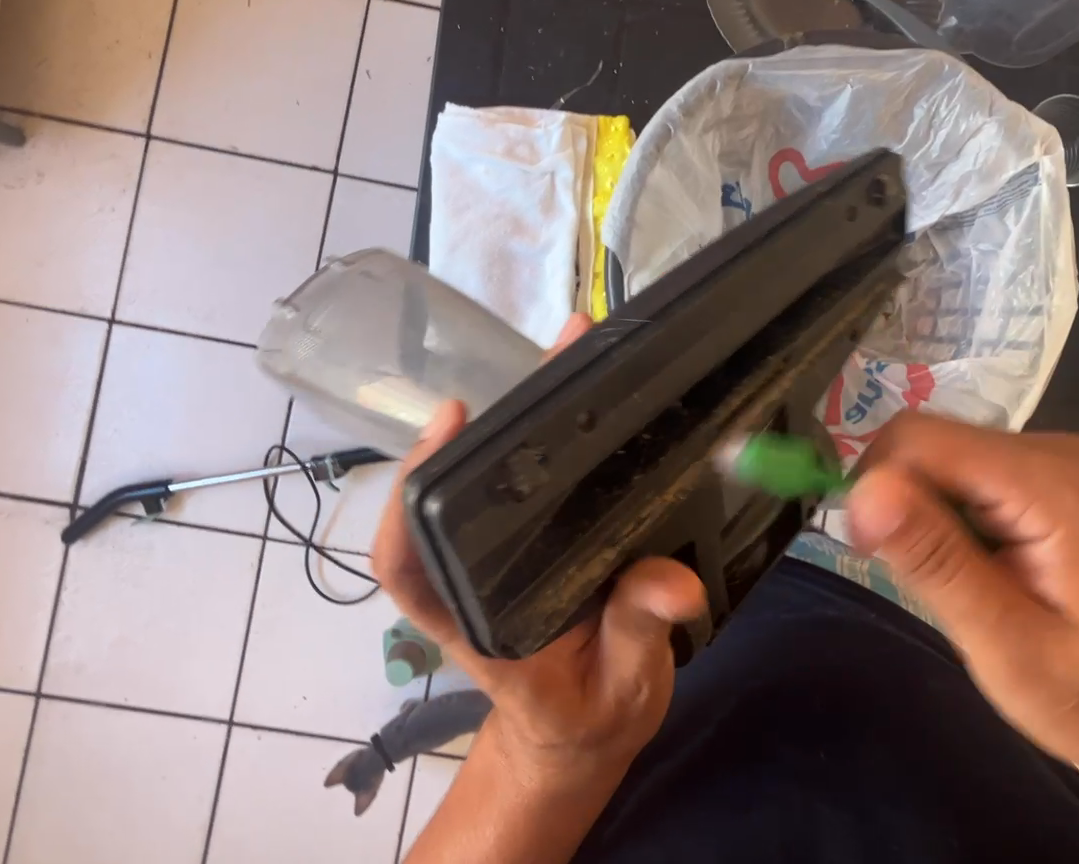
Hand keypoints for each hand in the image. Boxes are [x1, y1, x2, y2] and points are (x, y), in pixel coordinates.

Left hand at [371, 314, 706, 788]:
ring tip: (576, 346)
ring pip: (493, 480)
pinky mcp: (535, 542)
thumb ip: (636, 635)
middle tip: (548, 356)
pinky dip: (553, 435)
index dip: (406, 499)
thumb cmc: (591, 717)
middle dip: (495, 418)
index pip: (410, 566)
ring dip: (527, 414)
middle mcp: (477, 580)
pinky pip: (532, 485)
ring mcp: (502, 558)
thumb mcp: (621, 687)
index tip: (447, 425)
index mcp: (479, 624)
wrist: (585, 732)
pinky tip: (590, 392)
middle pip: (451, 499)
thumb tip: (671, 585)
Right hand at [843, 413, 1078, 790]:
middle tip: (914, 577)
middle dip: (903, 502)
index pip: (918, 438)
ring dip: (929, 511)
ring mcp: (1069, 461)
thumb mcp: (1005, 644)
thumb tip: (863, 490)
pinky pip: (979, 472)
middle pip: (934, 442)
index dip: (875, 485)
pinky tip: (983, 566)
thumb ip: (935, 559)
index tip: (867, 550)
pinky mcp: (1067, 478)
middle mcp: (1061, 450)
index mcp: (1051, 483)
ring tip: (957, 581)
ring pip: (951, 456)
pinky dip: (958, 513)